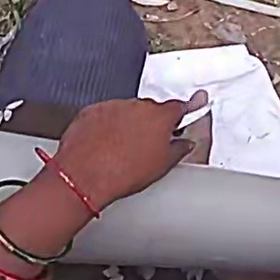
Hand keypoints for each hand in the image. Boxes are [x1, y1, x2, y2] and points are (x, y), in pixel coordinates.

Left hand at [51, 92, 207, 210]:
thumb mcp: (163, 165)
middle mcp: (138, 106)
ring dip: (128, 125)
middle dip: (152, 124)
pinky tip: (105, 145)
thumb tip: (184, 144)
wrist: (83, 177)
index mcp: (160, 116)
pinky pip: (105, 115)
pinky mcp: (91, 112)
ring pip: (127, 112)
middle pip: (152, 110)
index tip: (196, 102)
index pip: (181, 106)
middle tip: (148, 145)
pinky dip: (107, 126)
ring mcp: (113, 107)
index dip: (188, 107)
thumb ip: (179, 148)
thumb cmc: (122, 172)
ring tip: (122, 150)